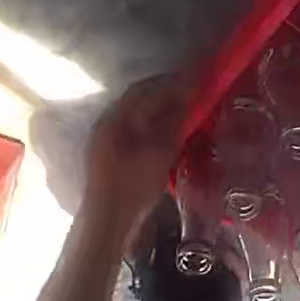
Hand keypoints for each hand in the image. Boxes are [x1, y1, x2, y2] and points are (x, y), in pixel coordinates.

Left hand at [81, 75, 187, 235]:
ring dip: (157, 104)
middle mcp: (106, 121)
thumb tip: (186, 94)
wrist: (108, 221)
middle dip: (164, 90)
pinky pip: (131, 124)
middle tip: (191, 90)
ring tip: (182, 106)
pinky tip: (165, 128)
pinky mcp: (107, 152)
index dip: (172, 82)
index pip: (146, 88)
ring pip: (134, 110)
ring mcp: (104, 137)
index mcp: (116, 118)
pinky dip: (150, 119)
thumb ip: (173, 120)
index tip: (195, 79)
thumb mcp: (161, 151)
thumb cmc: (135, 185)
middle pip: (137, 97)